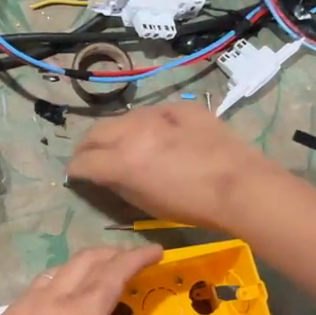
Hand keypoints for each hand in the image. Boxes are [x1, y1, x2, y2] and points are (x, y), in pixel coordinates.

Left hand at [0, 246, 176, 314]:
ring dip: (83, 267)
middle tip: (132, 262)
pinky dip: (57, 285)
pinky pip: (36, 289)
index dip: (137, 257)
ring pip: (59, 271)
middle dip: (112, 254)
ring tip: (97, 282)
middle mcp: (52, 300)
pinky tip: (60, 307)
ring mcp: (23, 306)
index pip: (114, 273)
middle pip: (86, 261)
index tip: (156, 251)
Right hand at [67, 104, 281, 230]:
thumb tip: (105, 175)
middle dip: (87, 147)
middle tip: (90, 157)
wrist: (240, 186)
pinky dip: (148, 125)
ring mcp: (157, 115)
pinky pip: (154, 113)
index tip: (76, 175)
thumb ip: (119, 185)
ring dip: (116, 132)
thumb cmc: (193, 207)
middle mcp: (132, 131)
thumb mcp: (147, 204)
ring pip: (123, 118)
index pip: (83, 161)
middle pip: (95, 132)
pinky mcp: (180, 108)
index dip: (75, 170)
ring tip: (123, 144)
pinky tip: (160, 136)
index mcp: (122, 161)